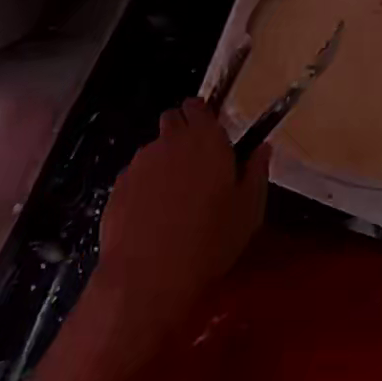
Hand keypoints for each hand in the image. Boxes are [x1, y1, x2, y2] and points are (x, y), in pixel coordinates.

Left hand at [94, 99, 270, 332]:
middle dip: (182, 133)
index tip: (211, 137)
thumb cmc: (209, 241)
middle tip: (197, 166)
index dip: (203, 117)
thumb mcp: (249, 210)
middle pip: (172, 119)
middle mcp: (170, 140)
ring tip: (175, 200)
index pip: (198, 105)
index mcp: (205, 138)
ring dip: (164, 163)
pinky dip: (144, 187)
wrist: (150, 274)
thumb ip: (257, 172)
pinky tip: (153, 217)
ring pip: (154, 149)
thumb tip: (262, 150)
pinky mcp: (119, 184)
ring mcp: (140, 161)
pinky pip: (135, 176)